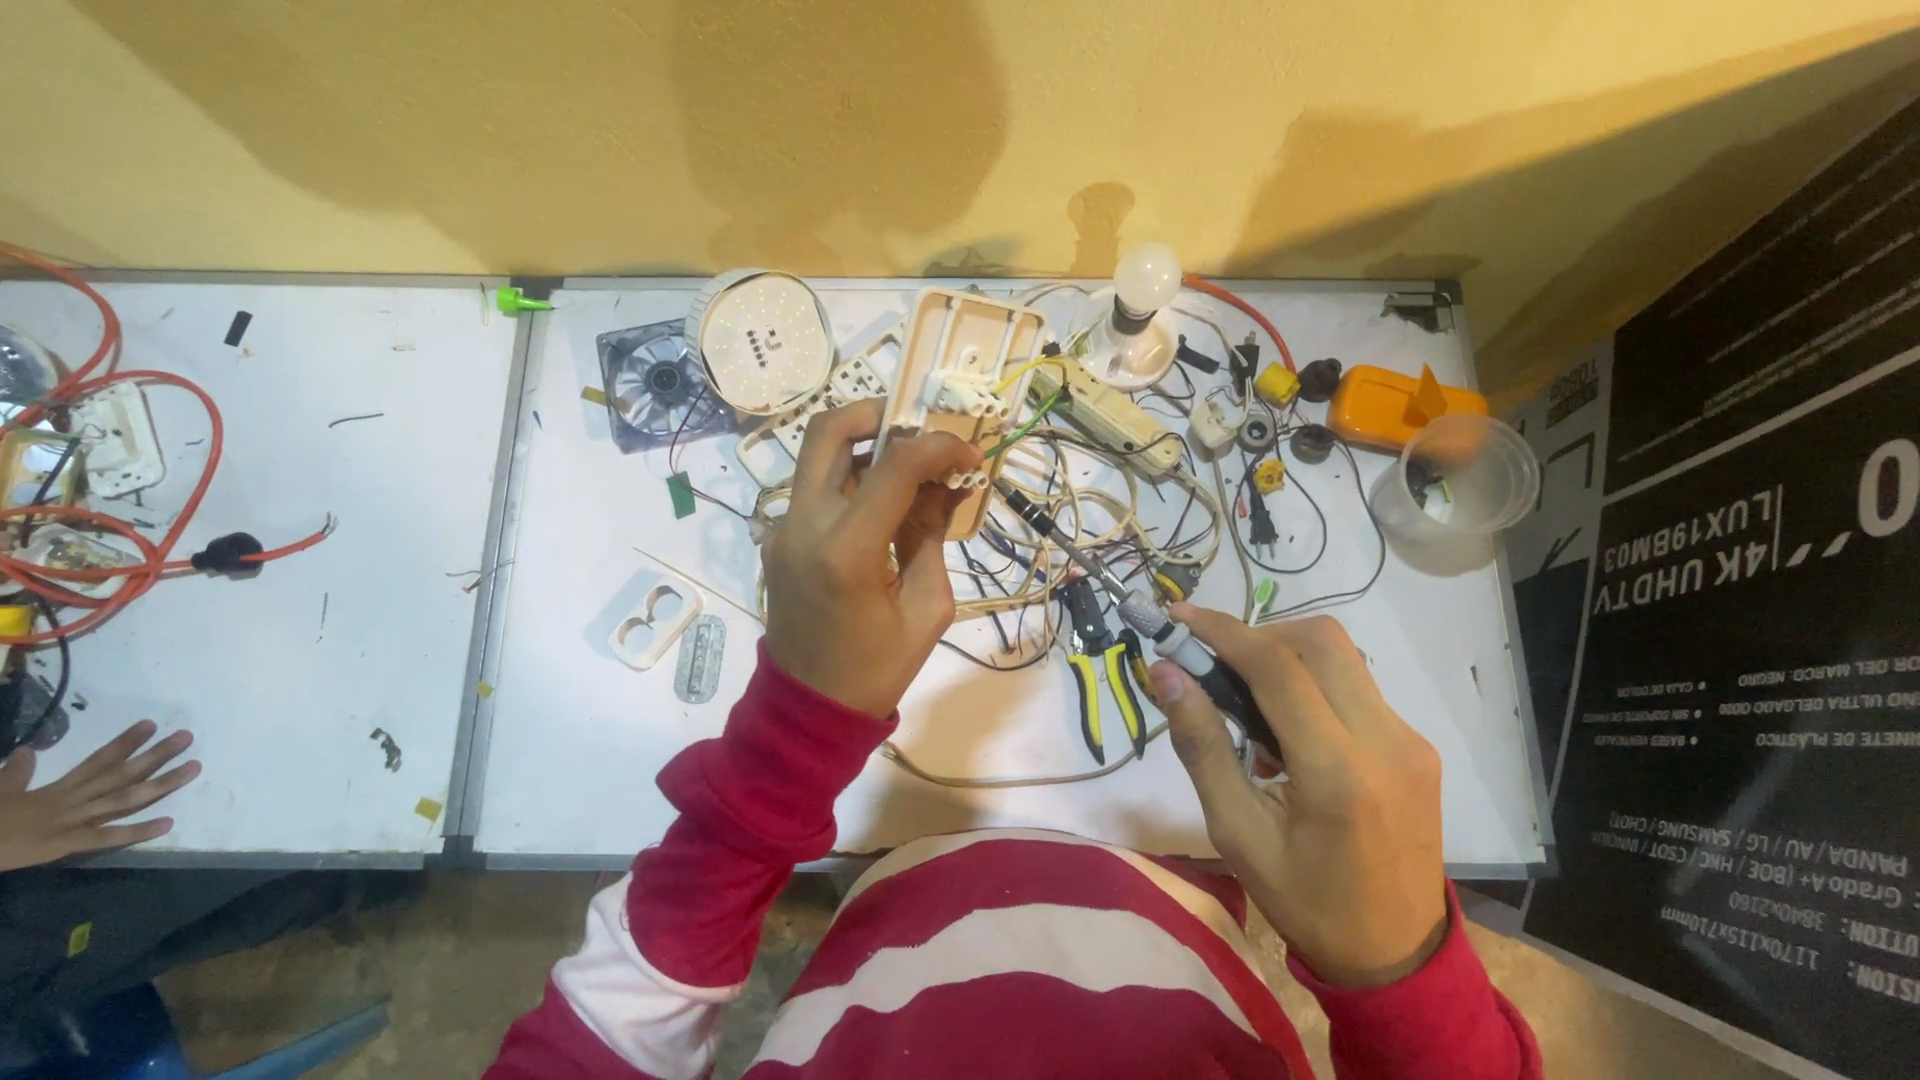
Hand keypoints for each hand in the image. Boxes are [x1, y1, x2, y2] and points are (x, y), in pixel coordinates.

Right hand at [0, 720, 199, 871]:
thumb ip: (14, 775)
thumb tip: (26, 751)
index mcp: (55, 789)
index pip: (98, 760)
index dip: (126, 742)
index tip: (152, 724)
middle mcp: (71, 800)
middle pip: (121, 774)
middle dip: (156, 755)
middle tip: (188, 736)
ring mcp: (72, 822)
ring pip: (125, 799)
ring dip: (162, 783)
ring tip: (195, 767)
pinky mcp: (65, 846)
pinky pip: (106, 838)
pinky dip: (137, 831)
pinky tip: (168, 823)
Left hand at [764, 400, 982, 716]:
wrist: (808, 705)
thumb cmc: (876, 669)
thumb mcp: (927, 609)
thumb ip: (932, 538)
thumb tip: (945, 487)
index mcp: (846, 550)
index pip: (894, 465)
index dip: (938, 447)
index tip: (969, 455)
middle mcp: (804, 524)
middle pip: (830, 430)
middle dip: (879, 415)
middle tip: (919, 432)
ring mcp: (782, 528)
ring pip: (817, 453)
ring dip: (864, 445)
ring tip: (909, 468)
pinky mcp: (777, 537)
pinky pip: (813, 486)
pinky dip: (849, 476)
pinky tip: (882, 503)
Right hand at [1151, 606, 1447, 987]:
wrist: (1395, 954)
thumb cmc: (1303, 900)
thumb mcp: (1236, 832)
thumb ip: (1201, 745)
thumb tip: (1165, 672)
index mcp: (1336, 772)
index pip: (1277, 667)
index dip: (1222, 631)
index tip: (1177, 618)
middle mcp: (1385, 741)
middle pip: (1320, 640)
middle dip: (1257, 635)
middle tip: (1214, 664)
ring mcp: (1409, 740)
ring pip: (1343, 656)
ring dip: (1285, 656)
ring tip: (1248, 705)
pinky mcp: (1416, 746)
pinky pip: (1357, 686)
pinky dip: (1311, 684)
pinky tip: (1288, 732)